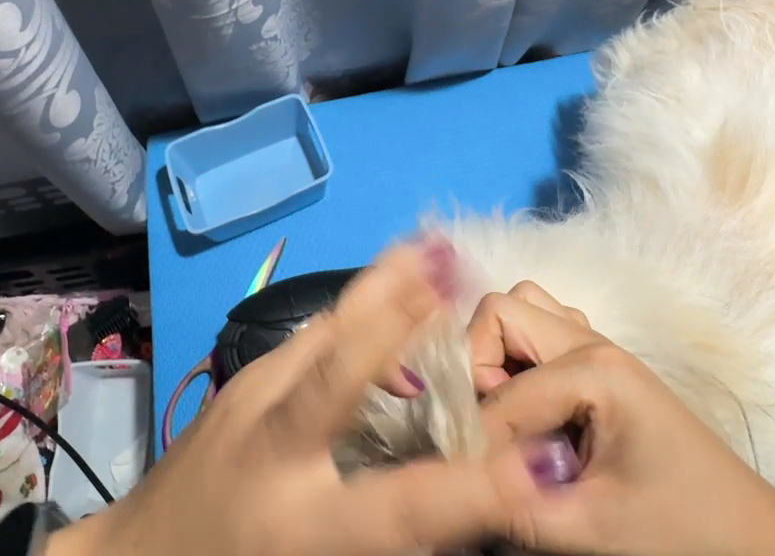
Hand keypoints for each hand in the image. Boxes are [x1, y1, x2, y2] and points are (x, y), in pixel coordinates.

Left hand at [50, 241, 538, 555]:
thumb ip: (383, 529)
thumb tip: (453, 500)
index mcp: (299, 526)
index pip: (401, 509)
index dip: (472, 489)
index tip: (536, 461)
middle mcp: (270, 448)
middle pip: (334, 367)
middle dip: (396, 311)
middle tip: (449, 263)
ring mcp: (245, 400)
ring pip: (319, 334)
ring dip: (377, 290)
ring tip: (425, 248)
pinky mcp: (238, 381)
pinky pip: (307, 339)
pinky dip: (352, 311)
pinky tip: (379, 291)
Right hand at [472, 288, 774, 555]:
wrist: (753, 538)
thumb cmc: (680, 530)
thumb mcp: (591, 529)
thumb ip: (513, 506)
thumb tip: (451, 485)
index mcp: (595, 370)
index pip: (501, 389)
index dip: (474, 433)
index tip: (463, 473)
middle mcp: (593, 341)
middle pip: (503, 311)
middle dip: (477, 363)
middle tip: (485, 424)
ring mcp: (600, 347)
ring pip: (524, 309)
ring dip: (500, 351)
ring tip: (505, 410)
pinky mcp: (603, 364)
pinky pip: (545, 330)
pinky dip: (523, 355)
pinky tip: (534, 407)